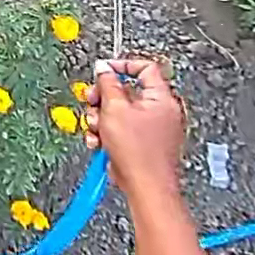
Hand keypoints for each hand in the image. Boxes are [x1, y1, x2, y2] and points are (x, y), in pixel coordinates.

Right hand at [84, 58, 184, 201]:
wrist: (145, 188)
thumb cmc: (138, 152)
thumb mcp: (114, 108)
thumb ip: (107, 83)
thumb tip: (103, 67)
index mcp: (161, 98)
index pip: (144, 68)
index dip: (122, 65)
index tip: (104, 71)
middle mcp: (160, 111)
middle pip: (126, 90)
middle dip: (103, 96)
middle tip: (93, 101)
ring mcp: (152, 127)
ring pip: (119, 110)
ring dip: (101, 117)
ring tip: (97, 128)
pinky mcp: (142, 142)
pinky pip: (120, 127)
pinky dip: (107, 132)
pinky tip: (100, 141)